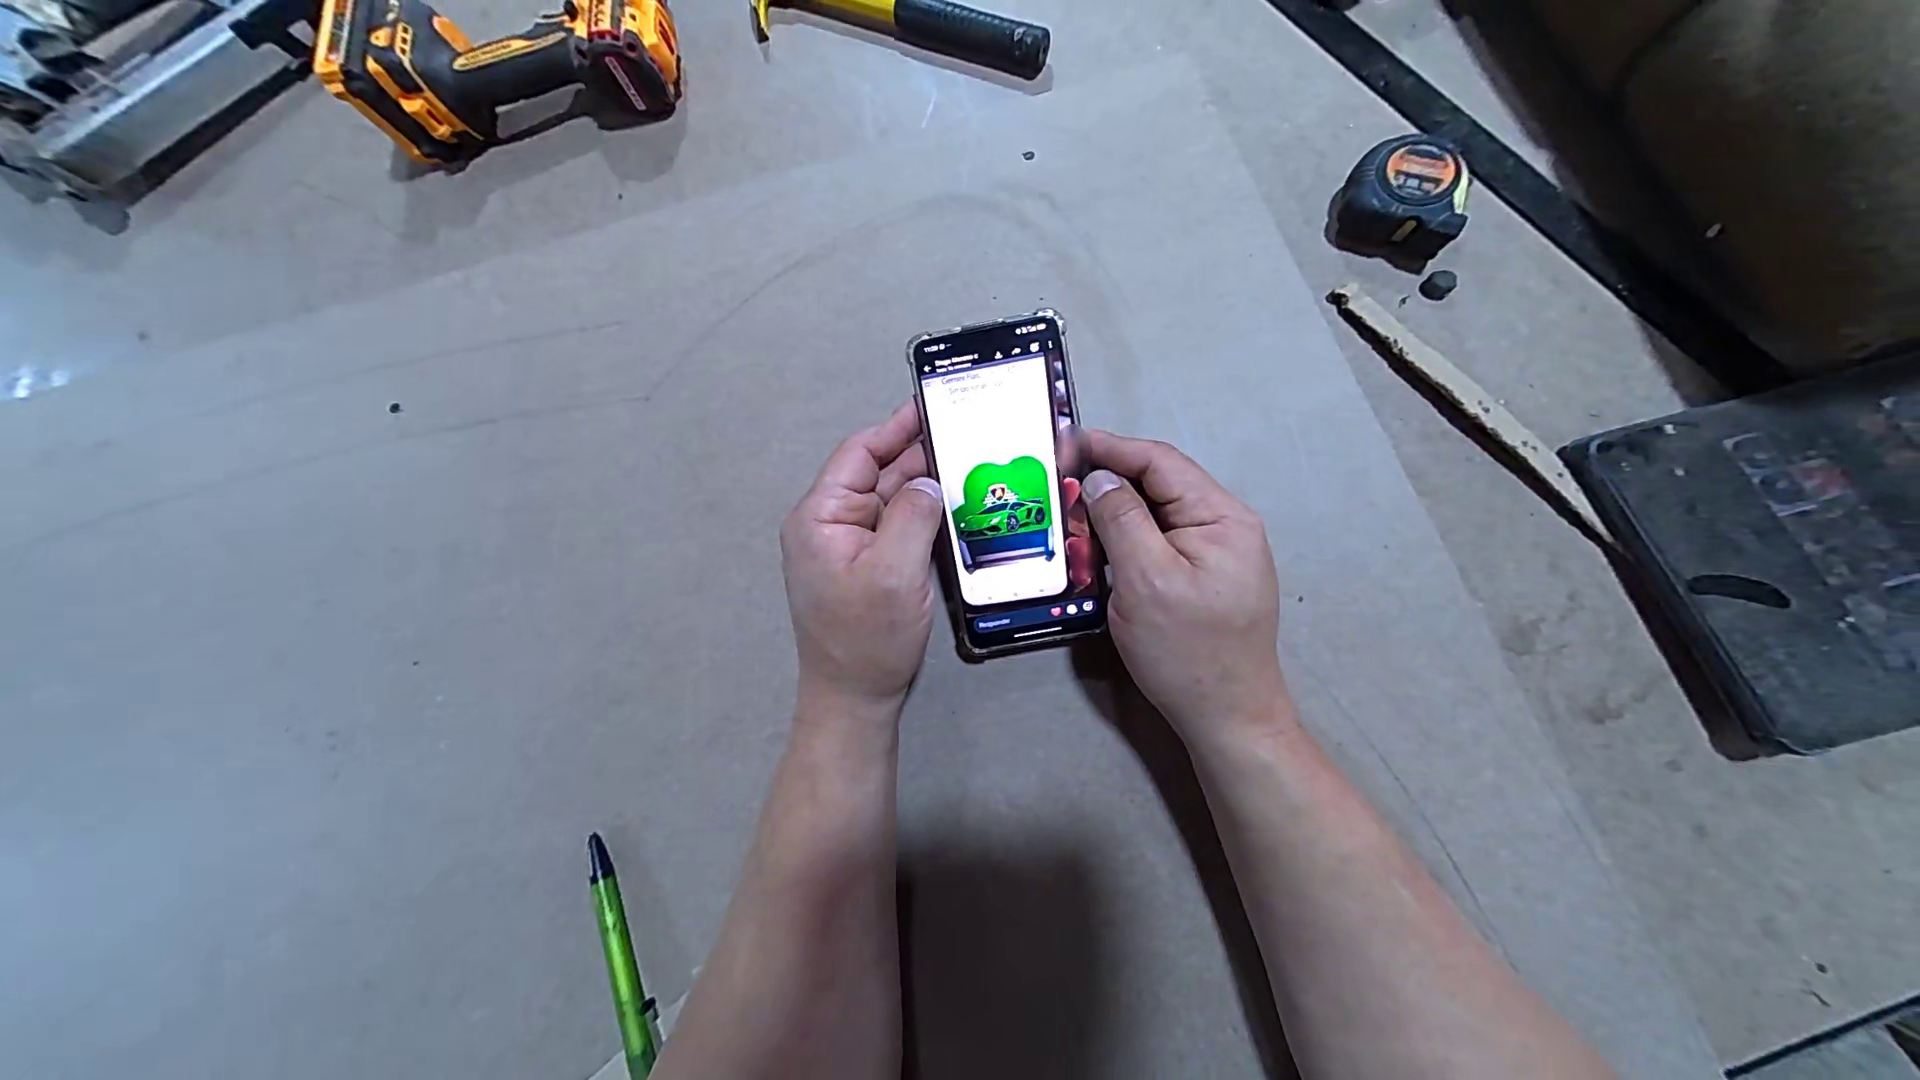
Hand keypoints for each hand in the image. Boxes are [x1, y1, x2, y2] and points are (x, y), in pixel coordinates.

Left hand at [781, 402, 946, 712]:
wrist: (855, 697)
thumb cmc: (867, 640)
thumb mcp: (894, 572)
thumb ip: (913, 516)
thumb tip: (929, 482)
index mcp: (821, 517)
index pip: (859, 456)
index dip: (895, 429)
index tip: (929, 407)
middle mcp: (831, 525)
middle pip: (877, 475)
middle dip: (918, 456)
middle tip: (963, 436)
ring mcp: (850, 546)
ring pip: (891, 501)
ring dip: (925, 487)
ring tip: (967, 466)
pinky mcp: (869, 564)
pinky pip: (898, 527)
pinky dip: (924, 515)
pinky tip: (953, 506)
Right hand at [1080, 430, 1286, 739]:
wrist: (1226, 716)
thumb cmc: (1187, 650)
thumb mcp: (1147, 580)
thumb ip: (1123, 519)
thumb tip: (1099, 478)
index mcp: (1220, 517)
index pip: (1161, 462)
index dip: (1112, 447)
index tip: (1067, 442)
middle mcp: (1221, 526)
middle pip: (1158, 485)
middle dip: (1108, 481)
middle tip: (1060, 484)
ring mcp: (1212, 552)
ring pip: (1153, 514)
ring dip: (1112, 512)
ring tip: (1072, 515)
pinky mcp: (1198, 576)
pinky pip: (1155, 542)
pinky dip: (1124, 538)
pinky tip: (1097, 547)